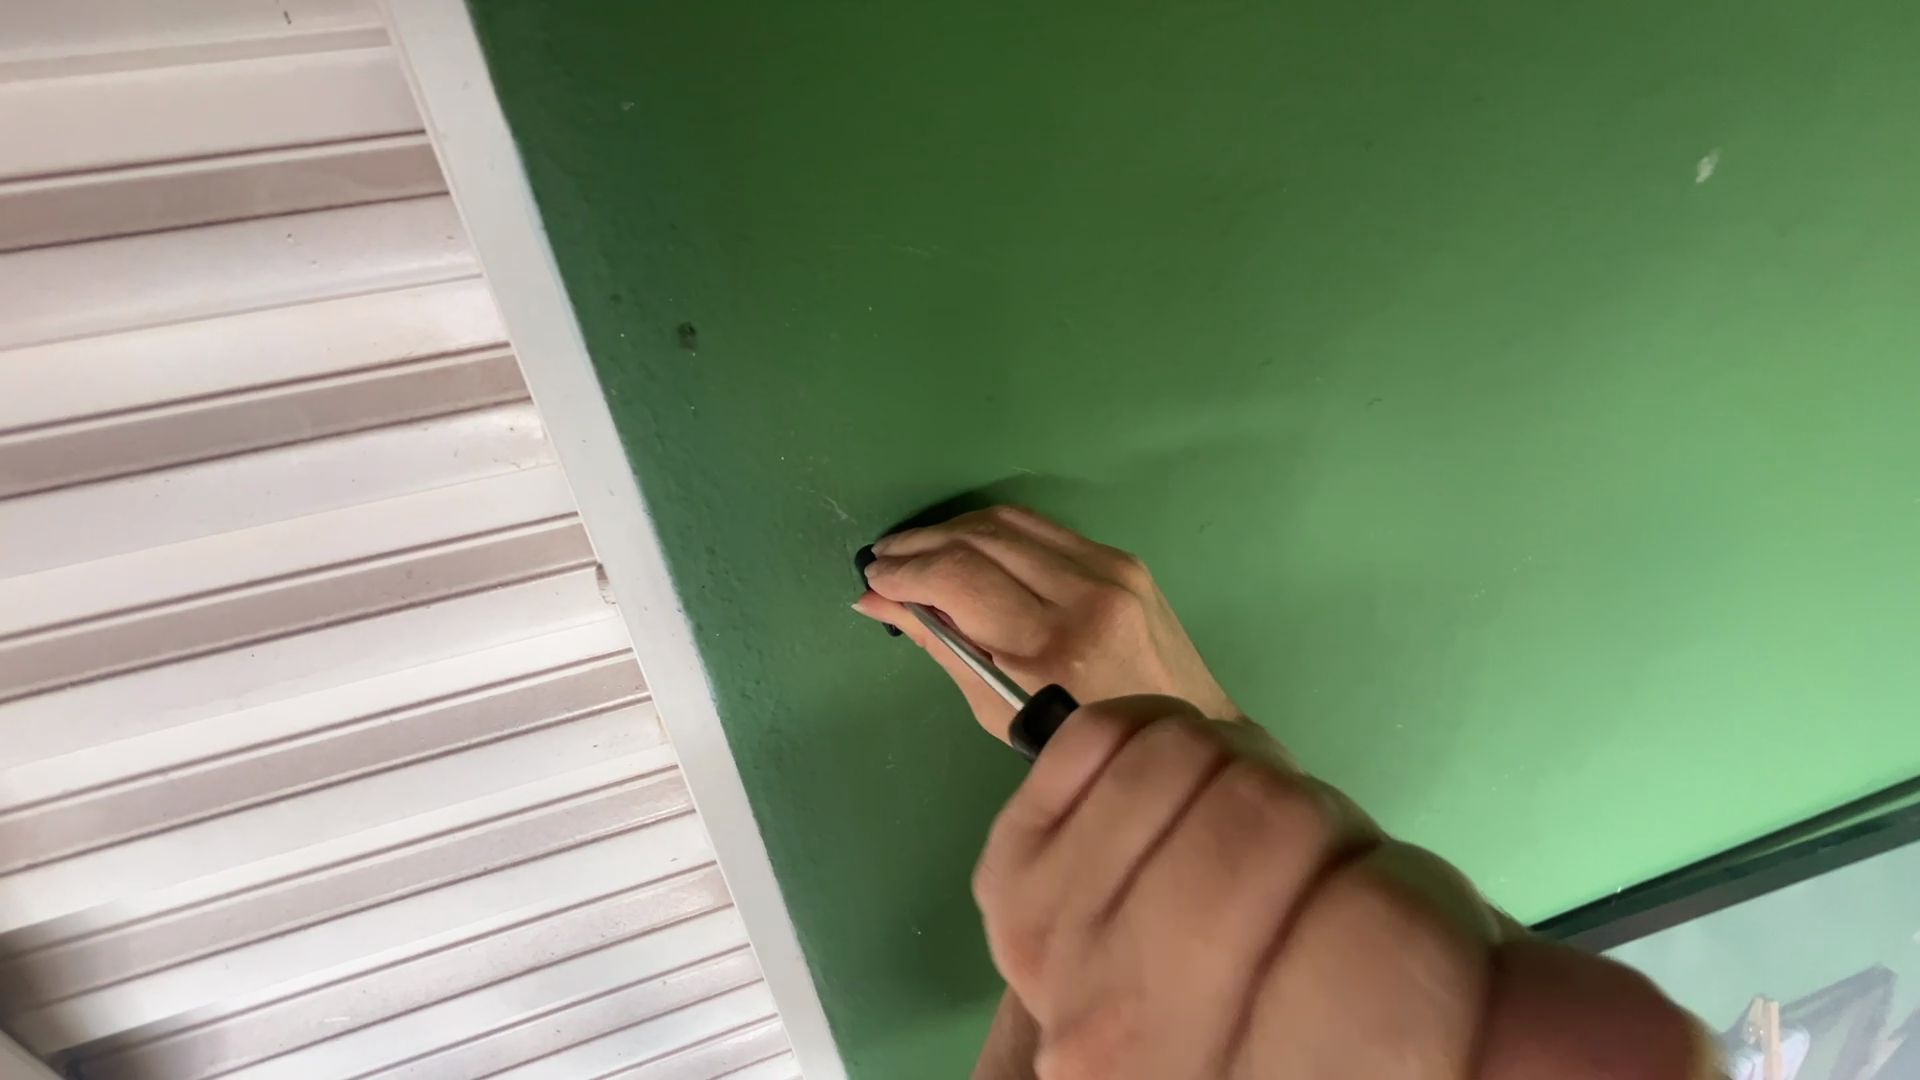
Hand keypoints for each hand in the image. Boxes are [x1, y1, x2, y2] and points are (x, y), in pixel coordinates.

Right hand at [854, 505, 1243, 742]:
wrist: (1183, 725)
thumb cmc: (1078, 738)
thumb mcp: (996, 708)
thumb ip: (940, 645)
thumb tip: (876, 601)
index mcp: (1051, 646)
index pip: (960, 581)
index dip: (906, 573)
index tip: (874, 579)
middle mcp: (1084, 593)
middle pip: (980, 541)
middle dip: (919, 546)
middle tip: (884, 559)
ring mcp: (1109, 567)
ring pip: (1007, 522)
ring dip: (950, 529)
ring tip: (914, 548)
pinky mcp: (1120, 556)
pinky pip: (1039, 527)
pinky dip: (991, 529)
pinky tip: (963, 542)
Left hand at [973, 696, 1716, 1079]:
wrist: (1141, 1067)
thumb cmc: (1295, 1058)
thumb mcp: (1422, 1063)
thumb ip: (1531, 1053)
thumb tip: (1656, 1037)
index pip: (1386, 941)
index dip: (1433, 914)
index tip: (1414, 932)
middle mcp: (1131, 1030)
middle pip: (1271, 820)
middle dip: (1330, 835)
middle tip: (1316, 882)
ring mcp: (1052, 942)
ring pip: (1186, 758)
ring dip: (1243, 775)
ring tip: (1243, 839)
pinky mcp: (1009, 873)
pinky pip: (1104, 736)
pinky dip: (1158, 739)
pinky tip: (1170, 805)